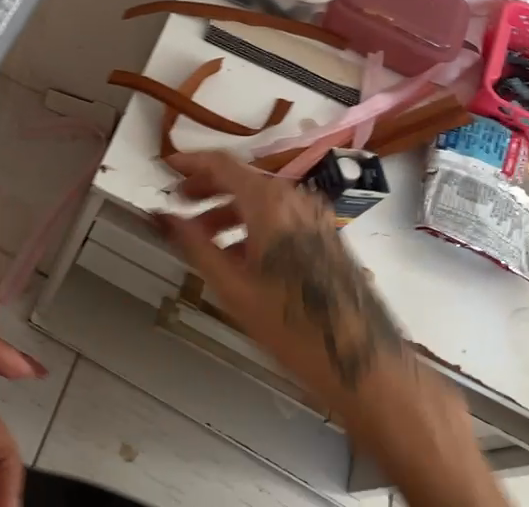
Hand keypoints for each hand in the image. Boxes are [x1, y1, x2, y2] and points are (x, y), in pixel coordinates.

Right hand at [158, 149, 406, 400]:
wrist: (365, 365)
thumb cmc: (294, 327)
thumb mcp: (232, 287)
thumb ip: (194, 245)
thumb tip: (163, 217)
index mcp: (270, 203)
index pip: (222, 164)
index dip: (191, 162)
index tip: (169, 167)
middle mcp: (295, 200)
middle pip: (243, 179)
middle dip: (207, 188)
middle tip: (180, 202)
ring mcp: (316, 218)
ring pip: (262, 200)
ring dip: (229, 209)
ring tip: (205, 238)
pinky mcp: (328, 237)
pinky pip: (282, 216)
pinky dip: (253, 223)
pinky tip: (240, 257)